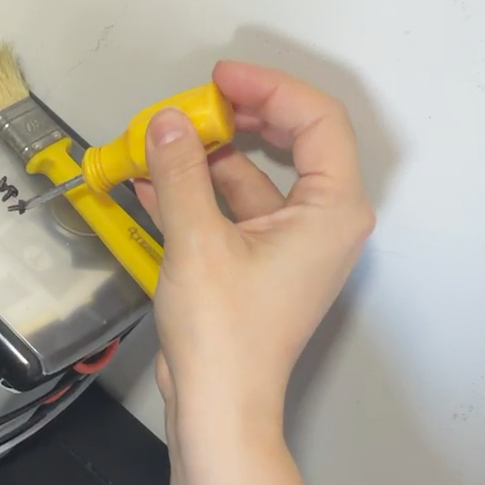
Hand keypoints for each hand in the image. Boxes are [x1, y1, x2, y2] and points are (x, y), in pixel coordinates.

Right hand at [133, 61, 374, 437]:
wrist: (217, 403)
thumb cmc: (223, 333)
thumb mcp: (197, 244)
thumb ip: (182, 176)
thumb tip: (165, 125)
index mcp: (332, 209)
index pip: (314, 121)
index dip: (266, 90)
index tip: (217, 81)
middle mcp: (320, 224)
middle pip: (283, 149)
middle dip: (232, 127)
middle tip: (186, 113)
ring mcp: (286, 249)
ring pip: (249, 186)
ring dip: (202, 167)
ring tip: (155, 151)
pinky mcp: (254, 270)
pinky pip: (228, 219)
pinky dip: (194, 203)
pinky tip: (152, 189)